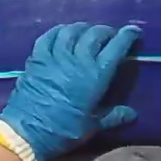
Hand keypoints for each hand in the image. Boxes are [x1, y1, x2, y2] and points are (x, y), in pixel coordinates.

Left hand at [0, 22, 140, 160]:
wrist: (28, 132)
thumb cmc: (64, 131)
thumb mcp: (93, 127)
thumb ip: (114, 117)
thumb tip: (133, 114)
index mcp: (96, 75)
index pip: (116, 47)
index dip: (126, 36)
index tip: (132, 31)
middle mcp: (77, 60)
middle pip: (94, 34)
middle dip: (105, 31)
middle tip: (109, 35)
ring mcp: (55, 57)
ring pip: (71, 31)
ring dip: (82, 28)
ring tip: (87, 31)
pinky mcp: (37, 59)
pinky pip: (48, 37)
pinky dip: (57, 31)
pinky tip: (61, 33)